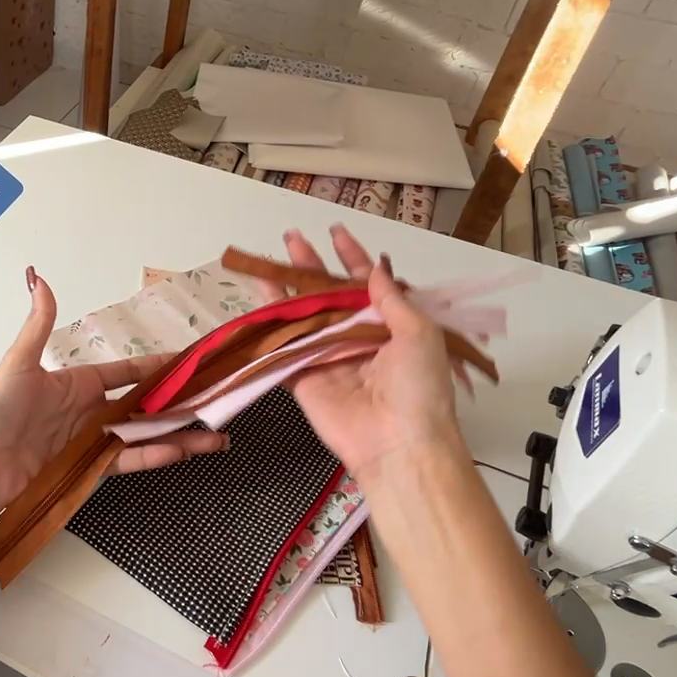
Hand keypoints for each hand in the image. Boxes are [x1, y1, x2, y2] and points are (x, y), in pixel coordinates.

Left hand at [0, 268, 228, 514]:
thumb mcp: (19, 362)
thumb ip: (38, 324)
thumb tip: (38, 278)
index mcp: (78, 383)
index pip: (127, 372)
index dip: (158, 366)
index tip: (189, 360)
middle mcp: (90, 411)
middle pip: (144, 405)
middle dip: (178, 403)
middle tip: (214, 400)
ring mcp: (91, 440)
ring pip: (144, 434)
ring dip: (178, 434)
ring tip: (214, 437)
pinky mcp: (89, 469)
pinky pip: (127, 460)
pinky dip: (154, 456)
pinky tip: (180, 452)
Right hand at [260, 226, 466, 476]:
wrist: (399, 443)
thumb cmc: (419, 388)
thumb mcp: (420, 334)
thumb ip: (392, 299)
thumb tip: (374, 268)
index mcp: (388, 325)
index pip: (366, 282)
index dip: (351, 257)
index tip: (336, 232)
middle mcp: (355, 336)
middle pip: (327, 293)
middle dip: (309, 265)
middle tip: (291, 238)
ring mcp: (327, 356)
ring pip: (301, 314)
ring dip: (285, 288)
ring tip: (268, 261)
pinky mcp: (303, 377)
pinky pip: (282, 348)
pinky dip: (267, 327)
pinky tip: (256, 302)